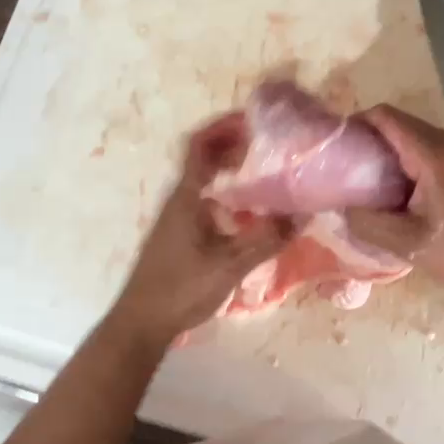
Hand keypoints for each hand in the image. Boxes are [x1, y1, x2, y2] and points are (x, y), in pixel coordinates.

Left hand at [103, 114, 291, 347]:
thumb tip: (302, 215)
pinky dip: (225, 191)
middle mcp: (178, 199)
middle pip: (203, 158)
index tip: (251, 120)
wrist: (141, 322)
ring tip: (262, 170)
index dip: (222, 127)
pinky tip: (248, 210)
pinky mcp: (179, 234)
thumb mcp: (230, 264)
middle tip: (266, 144)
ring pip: (204, 179)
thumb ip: (265, 238)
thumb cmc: (181, 288)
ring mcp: (177, 217)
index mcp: (186, 197)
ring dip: (228, 168)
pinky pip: (204, 198)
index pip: (199, 146)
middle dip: (231, 144)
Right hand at [344, 106, 443, 304]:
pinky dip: (404, 159)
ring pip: (411, 135)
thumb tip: (337, 208)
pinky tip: (393, 189)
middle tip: (343, 166)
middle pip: (397, 122)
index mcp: (434, 154)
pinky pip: (425, 148)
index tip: (334, 146)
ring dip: (386, 150)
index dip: (355, 123)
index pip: (386, 117)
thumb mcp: (409, 245)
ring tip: (362, 180)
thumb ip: (367, 223)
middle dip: (367, 138)